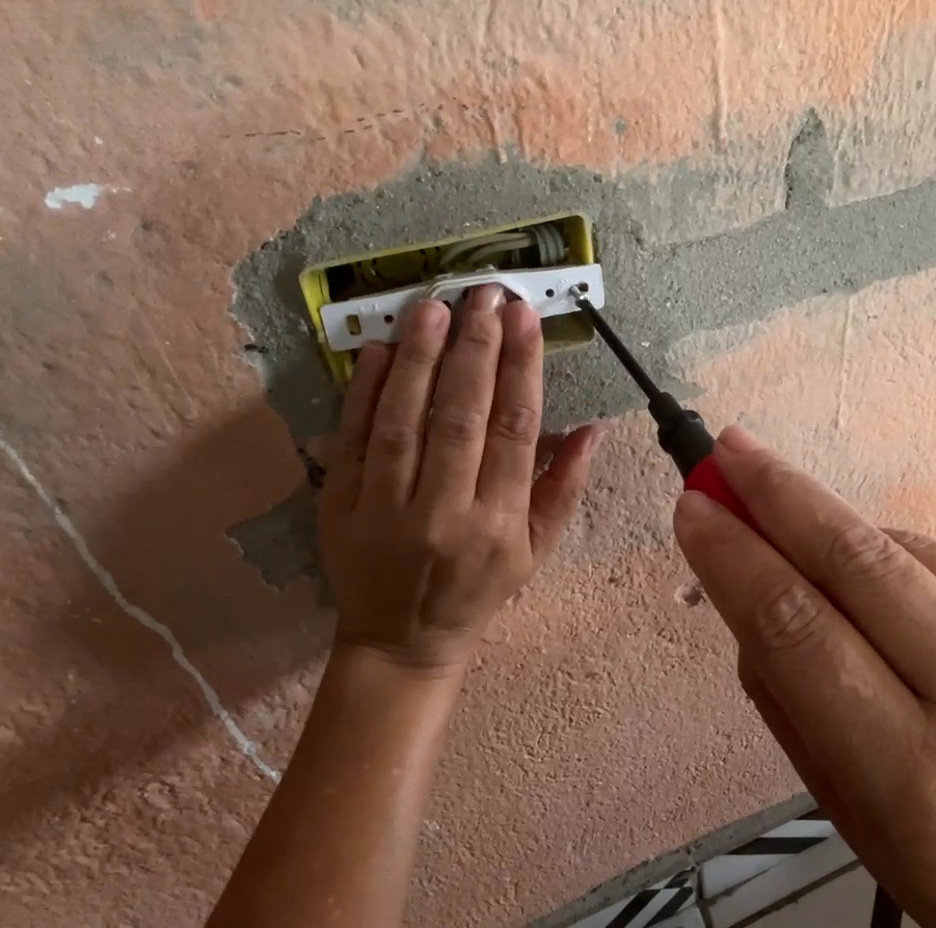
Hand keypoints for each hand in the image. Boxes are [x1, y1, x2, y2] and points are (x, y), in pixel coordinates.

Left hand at [320, 285, 601, 672]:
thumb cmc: (478, 590)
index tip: (524, 317)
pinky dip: (365, 391)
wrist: (401, 641)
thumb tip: (593, 428)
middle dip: (475, 348)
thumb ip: (565, 488)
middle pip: (461, 415)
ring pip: (405, 420)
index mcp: (498, 522)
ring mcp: (386, 508)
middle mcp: (444, 512)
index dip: (520, 367)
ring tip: (434, 306)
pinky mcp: (342, 505)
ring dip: (420, 358)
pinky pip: (355, 439)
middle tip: (484, 294)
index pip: (515, 429)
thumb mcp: (536, 551)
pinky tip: (381, 349)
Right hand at [673, 426, 935, 927]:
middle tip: (725, 451)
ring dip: (826, 514)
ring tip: (774, 493)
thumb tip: (747, 609)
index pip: (801, 635)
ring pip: (904, 552)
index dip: (736, 560)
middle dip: (779, 495)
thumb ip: (795, 715)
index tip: (694, 510)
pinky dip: (886, 551)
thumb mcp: (860, 828)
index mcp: (920, 782)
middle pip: (857, 566)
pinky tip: (856, 557)